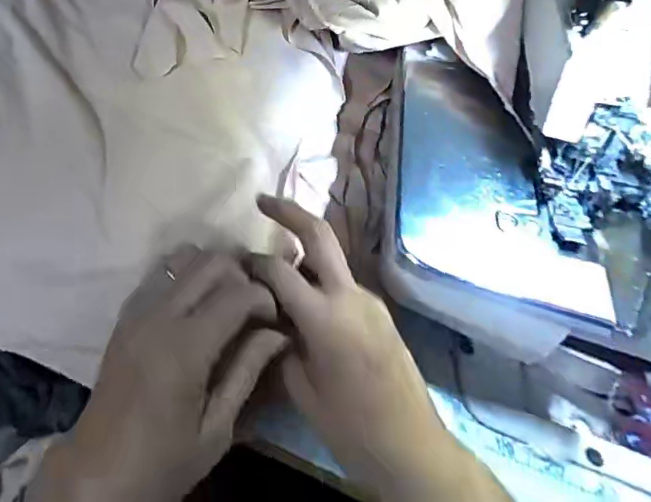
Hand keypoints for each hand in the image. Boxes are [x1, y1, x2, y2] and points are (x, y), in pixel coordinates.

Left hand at [29, 247, 290, 501]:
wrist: (99, 470)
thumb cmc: (163, 460)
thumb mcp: (216, 429)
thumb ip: (247, 372)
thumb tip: (278, 332)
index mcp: (186, 347)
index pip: (237, 294)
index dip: (265, 298)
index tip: (275, 318)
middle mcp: (160, 314)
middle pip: (211, 262)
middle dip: (241, 274)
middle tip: (254, 305)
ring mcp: (139, 308)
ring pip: (184, 257)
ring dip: (212, 269)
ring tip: (226, 299)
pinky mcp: (126, 311)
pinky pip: (161, 272)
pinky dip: (185, 274)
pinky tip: (195, 303)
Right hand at [248, 196, 509, 501]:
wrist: (415, 450)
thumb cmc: (352, 429)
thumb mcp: (302, 390)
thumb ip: (281, 344)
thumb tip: (268, 318)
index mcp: (326, 317)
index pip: (280, 271)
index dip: (254, 263)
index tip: (236, 264)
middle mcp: (351, 296)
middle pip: (319, 234)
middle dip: (289, 211)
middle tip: (261, 200)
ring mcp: (370, 300)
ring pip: (331, 262)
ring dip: (305, 257)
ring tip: (278, 275)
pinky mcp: (379, 312)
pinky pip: (342, 285)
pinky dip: (320, 283)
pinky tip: (306, 308)